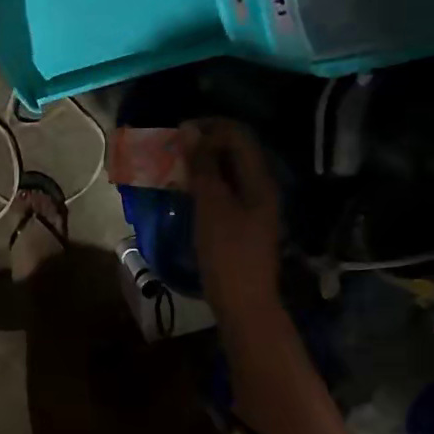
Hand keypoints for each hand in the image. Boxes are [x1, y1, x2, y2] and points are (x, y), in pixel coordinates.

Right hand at [184, 118, 281, 316]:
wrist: (244, 305)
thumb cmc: (228, 255)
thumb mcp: (212, 207)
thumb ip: (203, 166)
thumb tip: (190, 130)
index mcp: (260, 180)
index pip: (239, 135)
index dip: (209, 127)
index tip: (177, 134)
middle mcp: (261, 188)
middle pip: (235, 152)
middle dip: (204, 144)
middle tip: (172, 150)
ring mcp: (254, 208)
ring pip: (228, 173)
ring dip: (202, 165)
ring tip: (173, 169)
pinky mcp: (243, 226)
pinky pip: (225, 193)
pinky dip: (205, 186)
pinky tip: (185, 193)